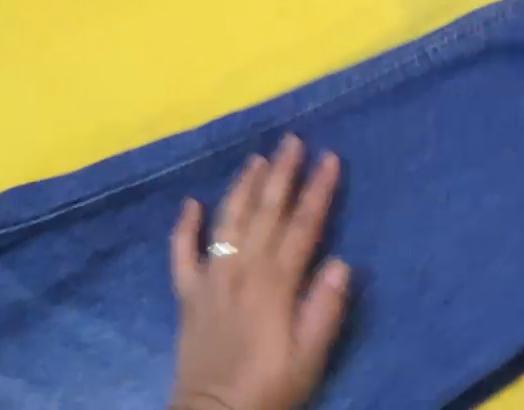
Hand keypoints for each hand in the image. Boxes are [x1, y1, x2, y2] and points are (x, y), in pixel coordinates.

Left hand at [171, 135, 349, 409]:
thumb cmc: (269, 386)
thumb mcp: (310, 356)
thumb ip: (325, 308)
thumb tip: (342, 261)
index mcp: (276, 282)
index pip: (303, 224)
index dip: (318, 189)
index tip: (330, 157)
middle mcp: (243, 270)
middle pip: (266, 211)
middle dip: (282, 172)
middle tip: (292, 139)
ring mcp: (212, 279)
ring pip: (228, 221)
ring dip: (243, 186)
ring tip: (257, 157)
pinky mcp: (188, 295)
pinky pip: (181, 255)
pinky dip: (184, 227)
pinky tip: (190, 202)